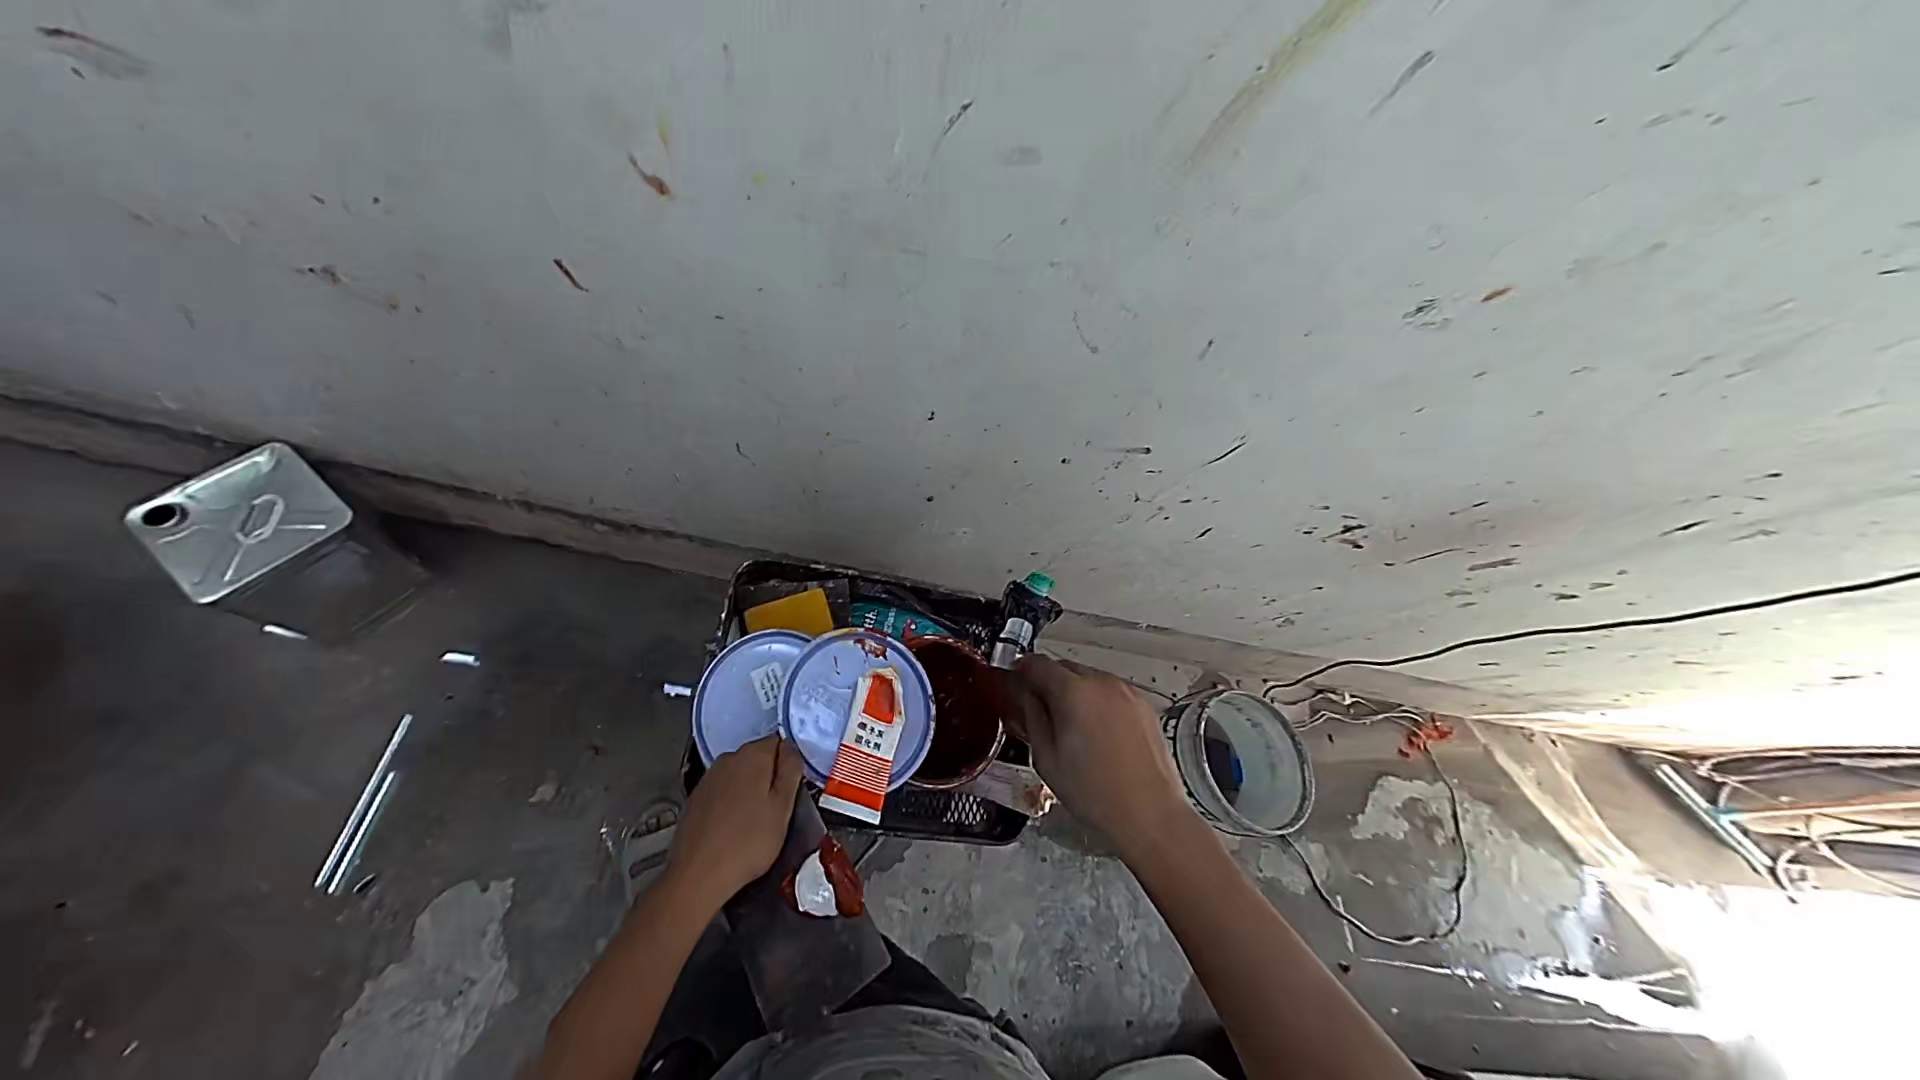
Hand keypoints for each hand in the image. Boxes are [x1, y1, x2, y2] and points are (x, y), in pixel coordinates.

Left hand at [665, 736, 802, 910]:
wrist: (697, 876)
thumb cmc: (749, 841)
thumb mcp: (783, 807)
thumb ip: (791, 770)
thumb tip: (790, 748)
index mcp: (752, 755)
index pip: (779, 742)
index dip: (789, 763)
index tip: (791, 789)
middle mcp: (727, 759)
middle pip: (757, 757)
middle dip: (769, 776)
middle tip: (777, 809)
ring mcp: (707, 779)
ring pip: (739, 775)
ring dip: (749, 790)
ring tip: (755, 822)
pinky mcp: (694, 799)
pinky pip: (722, 792)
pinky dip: (730, 803)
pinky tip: (732, 828)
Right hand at [999, 656, 1194, 855]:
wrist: (1149, 815)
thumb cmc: (1098, 794)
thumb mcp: (1046, 758)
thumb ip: (1032, 717)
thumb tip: (1026, 698)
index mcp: (1074, 692)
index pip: (1038, 664)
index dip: (1022, 670)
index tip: (1017, 680)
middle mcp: (1103, 684)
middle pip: (1065, 668)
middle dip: (1048, 682)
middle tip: (1038, 708)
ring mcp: (1128, 693)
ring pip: (1090, 680)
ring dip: (1075, 692)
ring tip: (1070, 727)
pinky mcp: (1144, 707)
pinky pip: (1112, 694)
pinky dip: (1099, 703)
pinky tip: (1096, 734)